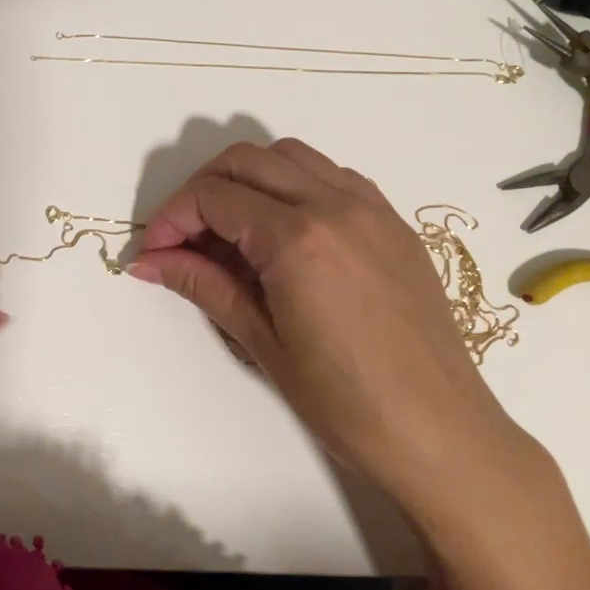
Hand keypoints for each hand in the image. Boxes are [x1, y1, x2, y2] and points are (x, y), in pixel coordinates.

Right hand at [128, 140, 536, 517]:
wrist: (442, 434)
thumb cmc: (344, 400)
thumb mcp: (260, 340)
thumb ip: (202, 284)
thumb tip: (147, 260)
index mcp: (297, 237)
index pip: (212, 197)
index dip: (170, 218)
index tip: (153, 253)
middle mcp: (334, 204)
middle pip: (244, 160)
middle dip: (201, 189)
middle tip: (182, 238)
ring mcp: (371, 208)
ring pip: (289, 155)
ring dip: (247, 178)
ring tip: (230, 230)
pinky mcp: (394, 222)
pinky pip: (331, 175)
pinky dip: (293, 184)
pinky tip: (283, 231)